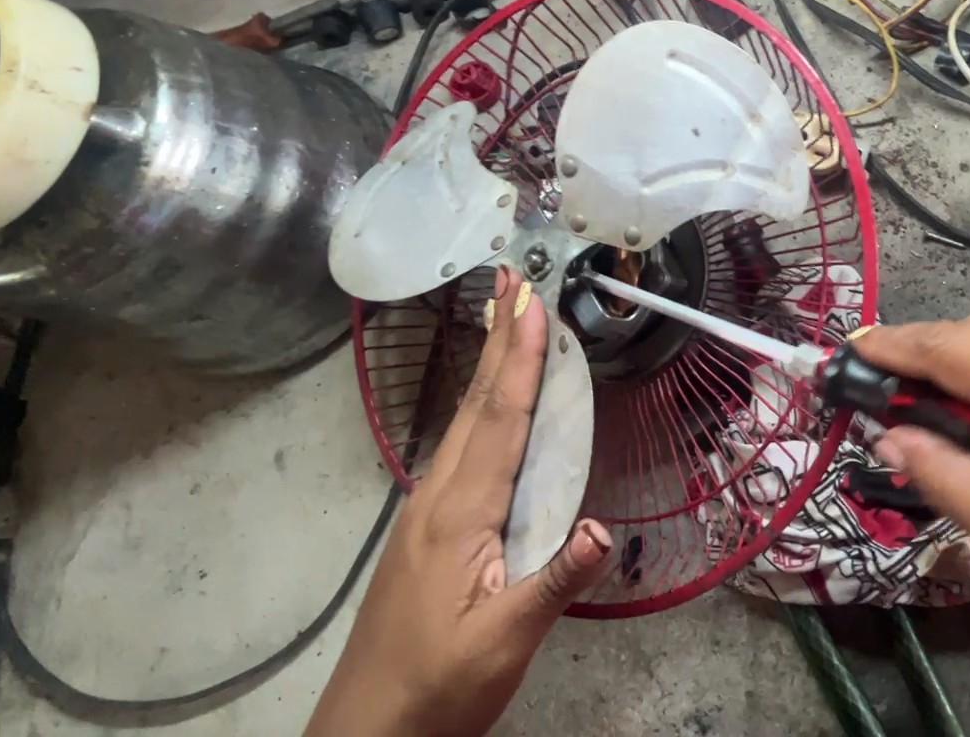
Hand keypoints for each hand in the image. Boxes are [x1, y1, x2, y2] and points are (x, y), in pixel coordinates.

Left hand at [307, 268, 611, 736]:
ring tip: (504, 316)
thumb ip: (553, 582)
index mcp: (461, 511)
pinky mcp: (431, 523)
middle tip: (512, 278)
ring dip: (489, 361)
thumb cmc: (439, 685)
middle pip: (477, 401)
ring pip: (466, 418)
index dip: (519, 358)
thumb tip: (602, 528)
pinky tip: (489, 399)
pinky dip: (483, 401)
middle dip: (498, 336)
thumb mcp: (503, 644)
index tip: (530, 302)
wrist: (367, 732)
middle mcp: (440, 494)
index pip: (499, 419)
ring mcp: (430, 507)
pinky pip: (464, 442)